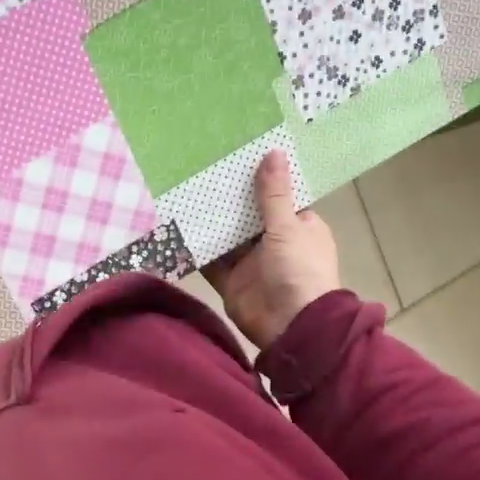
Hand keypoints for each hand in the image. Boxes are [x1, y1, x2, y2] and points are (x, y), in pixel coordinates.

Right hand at [203, 149, 341, 348]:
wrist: (290, 326)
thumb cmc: (298, 270)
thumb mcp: (288, 226)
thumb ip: (274, 194)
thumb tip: (273, 152)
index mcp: (299, 227)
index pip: (280, 198)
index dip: (262, 180)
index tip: (239, 156)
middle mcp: (275, 243)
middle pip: (249, 218)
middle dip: (230, 200)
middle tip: (203, 169)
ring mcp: (252, 265)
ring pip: (228, 240)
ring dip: (212, 223)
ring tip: (186, 192)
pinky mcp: (232, 284)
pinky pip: (213, 263)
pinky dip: (199, 251)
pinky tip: (179, 230)